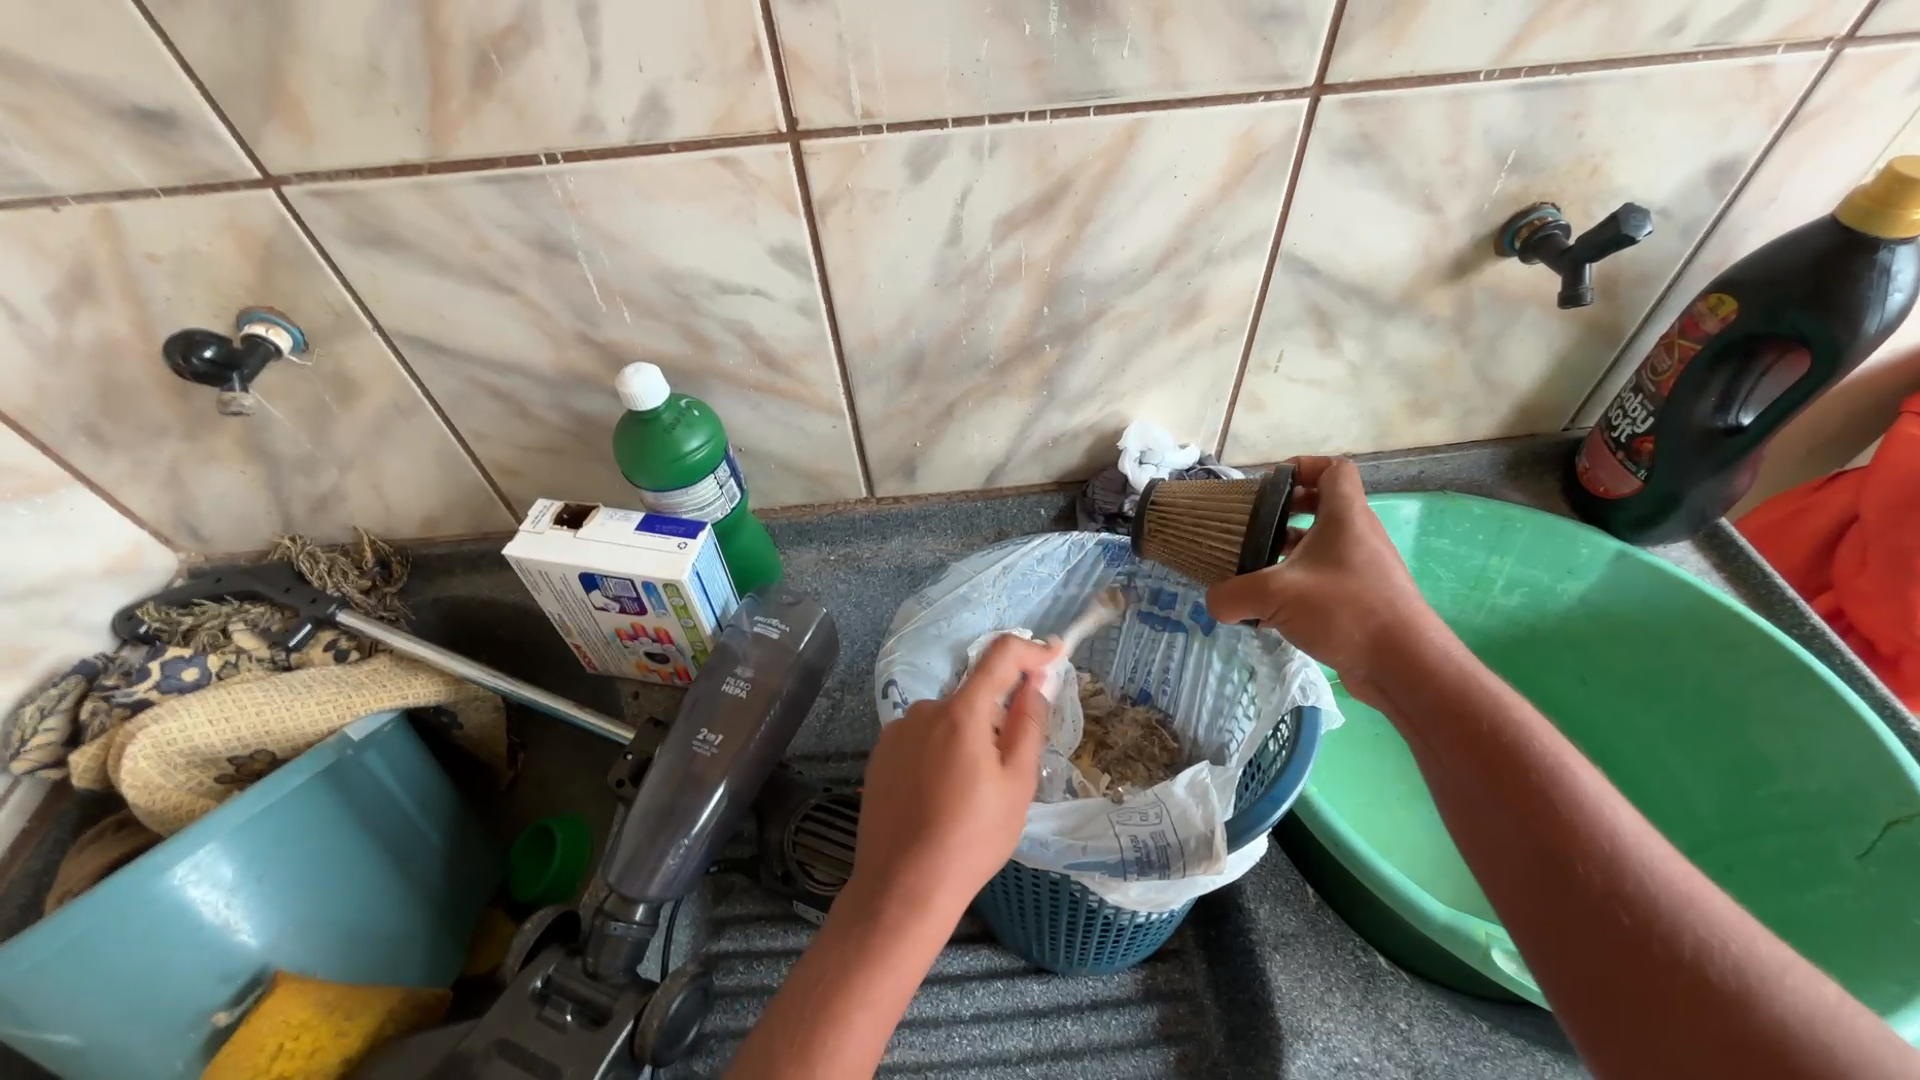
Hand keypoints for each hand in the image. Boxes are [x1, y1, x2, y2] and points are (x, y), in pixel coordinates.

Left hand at [847, 634, 1054, 918]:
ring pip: (948, 721)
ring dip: (967, 741)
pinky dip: (940, 754)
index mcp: (961, 713)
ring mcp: (897, 732)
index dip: (1030, 650)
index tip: (1053, 658)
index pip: (999, 655)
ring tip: (970, 796)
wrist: (902, 887)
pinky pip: (923, 739)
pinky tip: (939, 798)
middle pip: (974, 697)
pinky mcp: (880, 754)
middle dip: (997, 721)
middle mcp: (924, 710)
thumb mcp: (1016, 784)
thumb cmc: (971, 839)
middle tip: (1007, 775)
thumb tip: (1036, 680)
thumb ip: (1028, 724)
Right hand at [1205, 457, 1454, 706]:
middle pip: (1321, 507)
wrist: (1403, 665)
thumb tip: (1214, 603)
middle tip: (1251, 528)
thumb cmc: (1345, 610)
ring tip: (1252, 572)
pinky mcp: (1361, 600)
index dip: (1303, 466)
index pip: (1334, 469)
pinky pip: (1322, 580)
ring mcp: (1362, 569)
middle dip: (1283, 514)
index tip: (1270, 484)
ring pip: (1319, 547)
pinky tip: (1269, 613)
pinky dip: (1295, 588)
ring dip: (1285, 554)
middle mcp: (1357, 536)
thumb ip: (1232, 595)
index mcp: (1345, 516)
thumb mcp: (1274, 596)